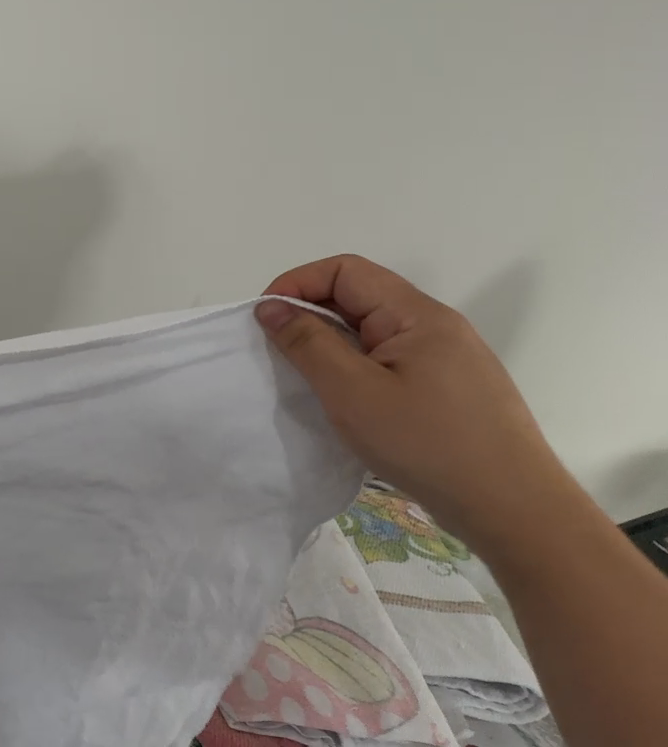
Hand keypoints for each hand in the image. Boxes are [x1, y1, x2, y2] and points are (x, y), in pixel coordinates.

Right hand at [255, 255, 571, 552]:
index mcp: (418, 316)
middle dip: (309, 313)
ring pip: (370, 328)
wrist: (515, 512)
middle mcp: (437, 326)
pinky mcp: (448, 386)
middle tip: (279, 351)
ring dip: (330, 341)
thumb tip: (271, 307)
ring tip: (308, 376)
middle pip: (358, 295)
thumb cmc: (427, 444)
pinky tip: (345, 396)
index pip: (345, 271)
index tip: (267, 320)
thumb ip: (307, 342)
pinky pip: (386, 355)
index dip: (297, 284)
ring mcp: (447, 357)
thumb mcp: (351, 391)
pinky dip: (353, 364)